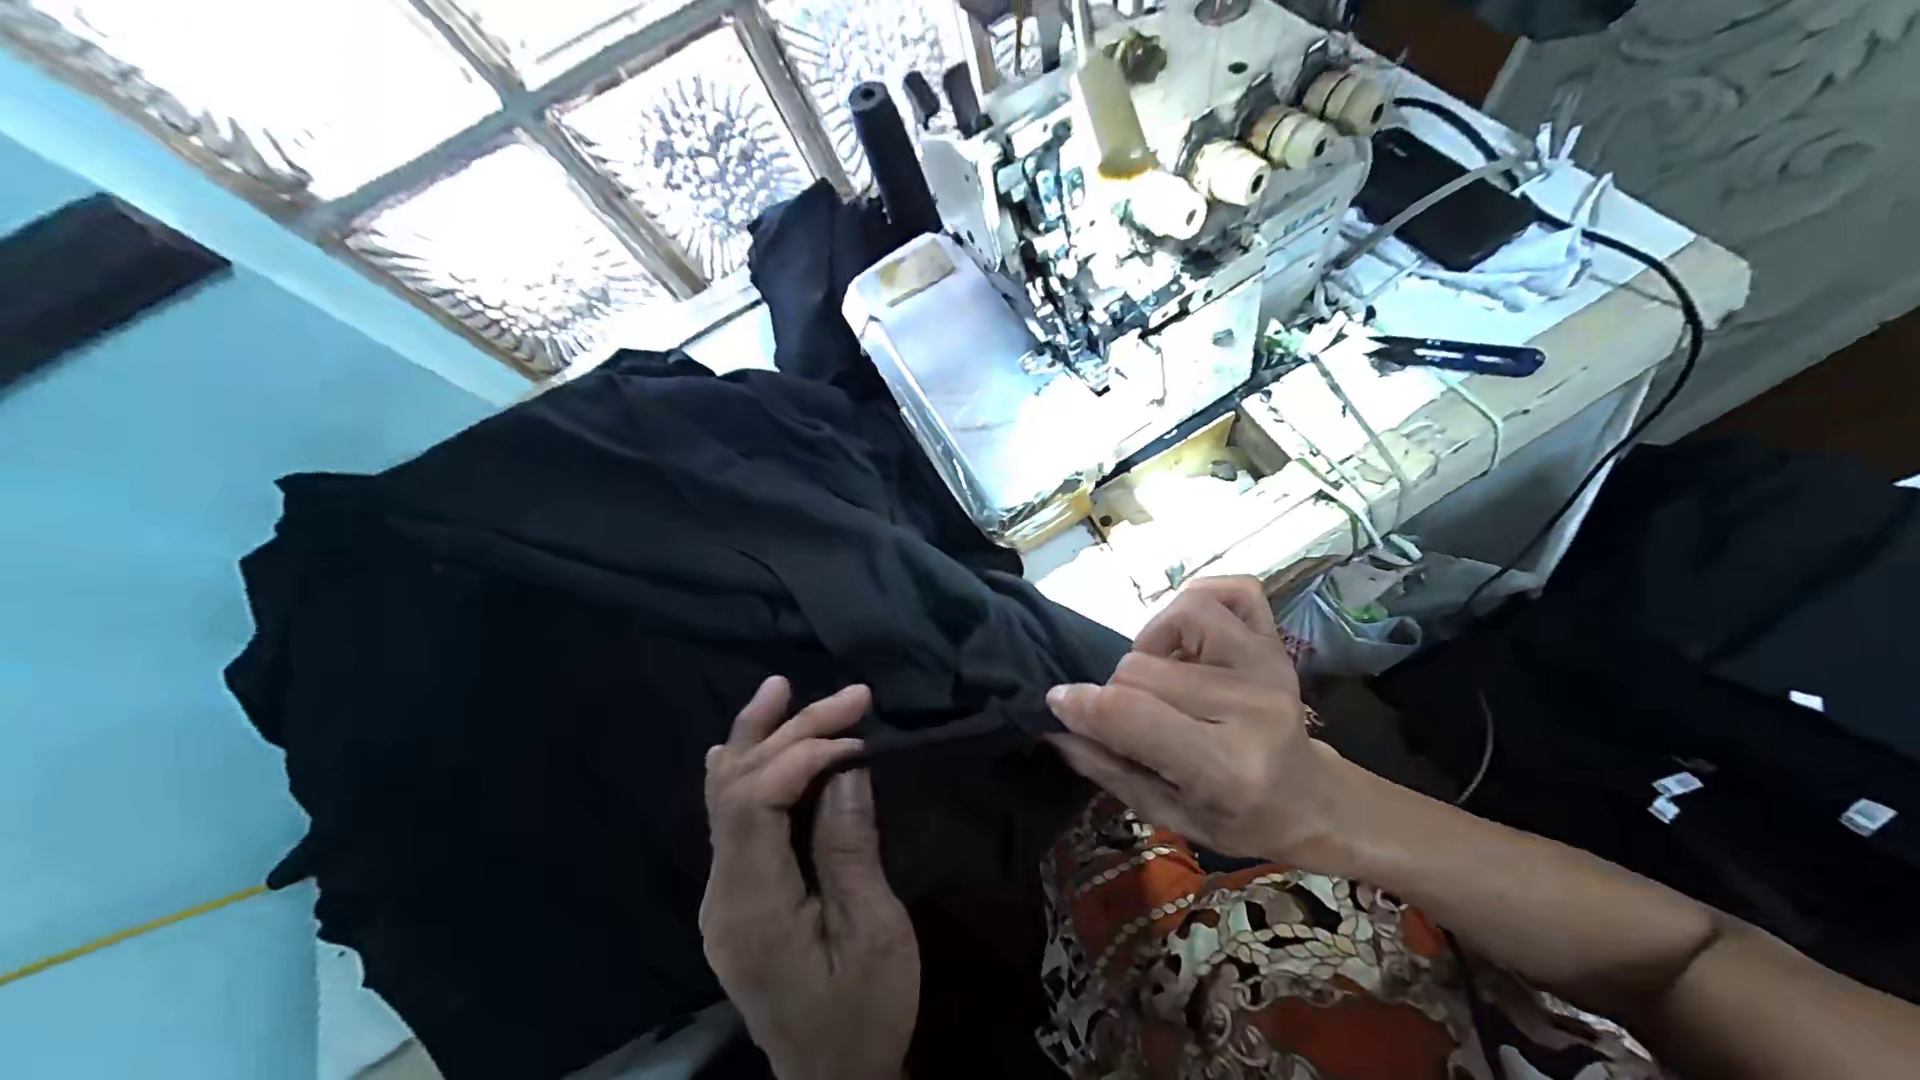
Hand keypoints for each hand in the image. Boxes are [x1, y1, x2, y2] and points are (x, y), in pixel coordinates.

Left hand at [700, 677, 917, 1079]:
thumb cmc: (864, 1012)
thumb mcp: (873, 932)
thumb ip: (850, 847)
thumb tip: (846, 768)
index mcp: (751, 906)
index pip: (754, 804)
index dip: (800, 755)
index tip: (856, 736)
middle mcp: (721, 892)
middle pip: (739, 787)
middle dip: (792, 732)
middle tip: (850, 696)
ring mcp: (723, 894)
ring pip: (726, 796)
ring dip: (758, 737)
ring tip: (778, 688)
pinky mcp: (737, 895)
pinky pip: (730, 818)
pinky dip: (743, 771)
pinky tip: (741, 743)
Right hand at [1046, 576, 1349, 864]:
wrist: (1309, 800)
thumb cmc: (1237, 818)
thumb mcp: (1166, 813)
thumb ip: (1105, 767)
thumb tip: (1052, 724)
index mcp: (1224, 765)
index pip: (1128, 712)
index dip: (1080, 704)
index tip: (1058, 703)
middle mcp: (1250, 706)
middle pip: (1138, 668)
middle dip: (1117, 694)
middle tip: (1136, 721)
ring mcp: (1268, 665)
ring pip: (1173, 620)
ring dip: (1150, 648)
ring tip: (1160, 677)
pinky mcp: (1276, 642)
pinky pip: (1229, 590)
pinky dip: (1197, 602)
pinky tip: (1187, 638)